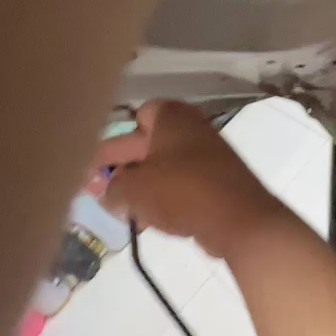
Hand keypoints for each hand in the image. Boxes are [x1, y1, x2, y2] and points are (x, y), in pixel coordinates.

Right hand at [97, 100, 294, 259]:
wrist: (240, 219)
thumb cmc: (181, 191)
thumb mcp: (133, 189)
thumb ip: (113, 188)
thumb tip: (111, 192)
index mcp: (172, 116)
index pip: (136, 116)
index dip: (115, 139)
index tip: (97, 165)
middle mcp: (191, 128)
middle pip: (147, 144)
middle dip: (122, 167)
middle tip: (96, 190)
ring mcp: (208, 154)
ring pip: (164, 167)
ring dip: (142, 186)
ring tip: (121, 209)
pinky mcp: (218, 180)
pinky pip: (182, 185)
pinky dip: (164, 198)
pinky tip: (150, 220)